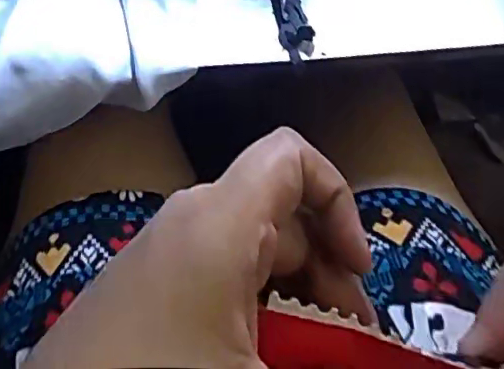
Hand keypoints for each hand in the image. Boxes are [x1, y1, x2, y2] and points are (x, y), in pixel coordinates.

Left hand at [27, 127, 377, 368]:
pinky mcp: (137, 295)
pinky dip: (249, 316)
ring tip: (310, 359)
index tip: (359, 272)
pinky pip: (212, 284)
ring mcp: (159, 258)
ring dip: (292, 304)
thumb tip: (365, 356)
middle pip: (278, 217)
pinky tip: (256, 362)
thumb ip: (321, 356)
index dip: (338, 199)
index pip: (291, 156)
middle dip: (325, 275)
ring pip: (247, 257)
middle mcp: (189, 221)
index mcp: (218, 219)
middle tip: (351, 346)